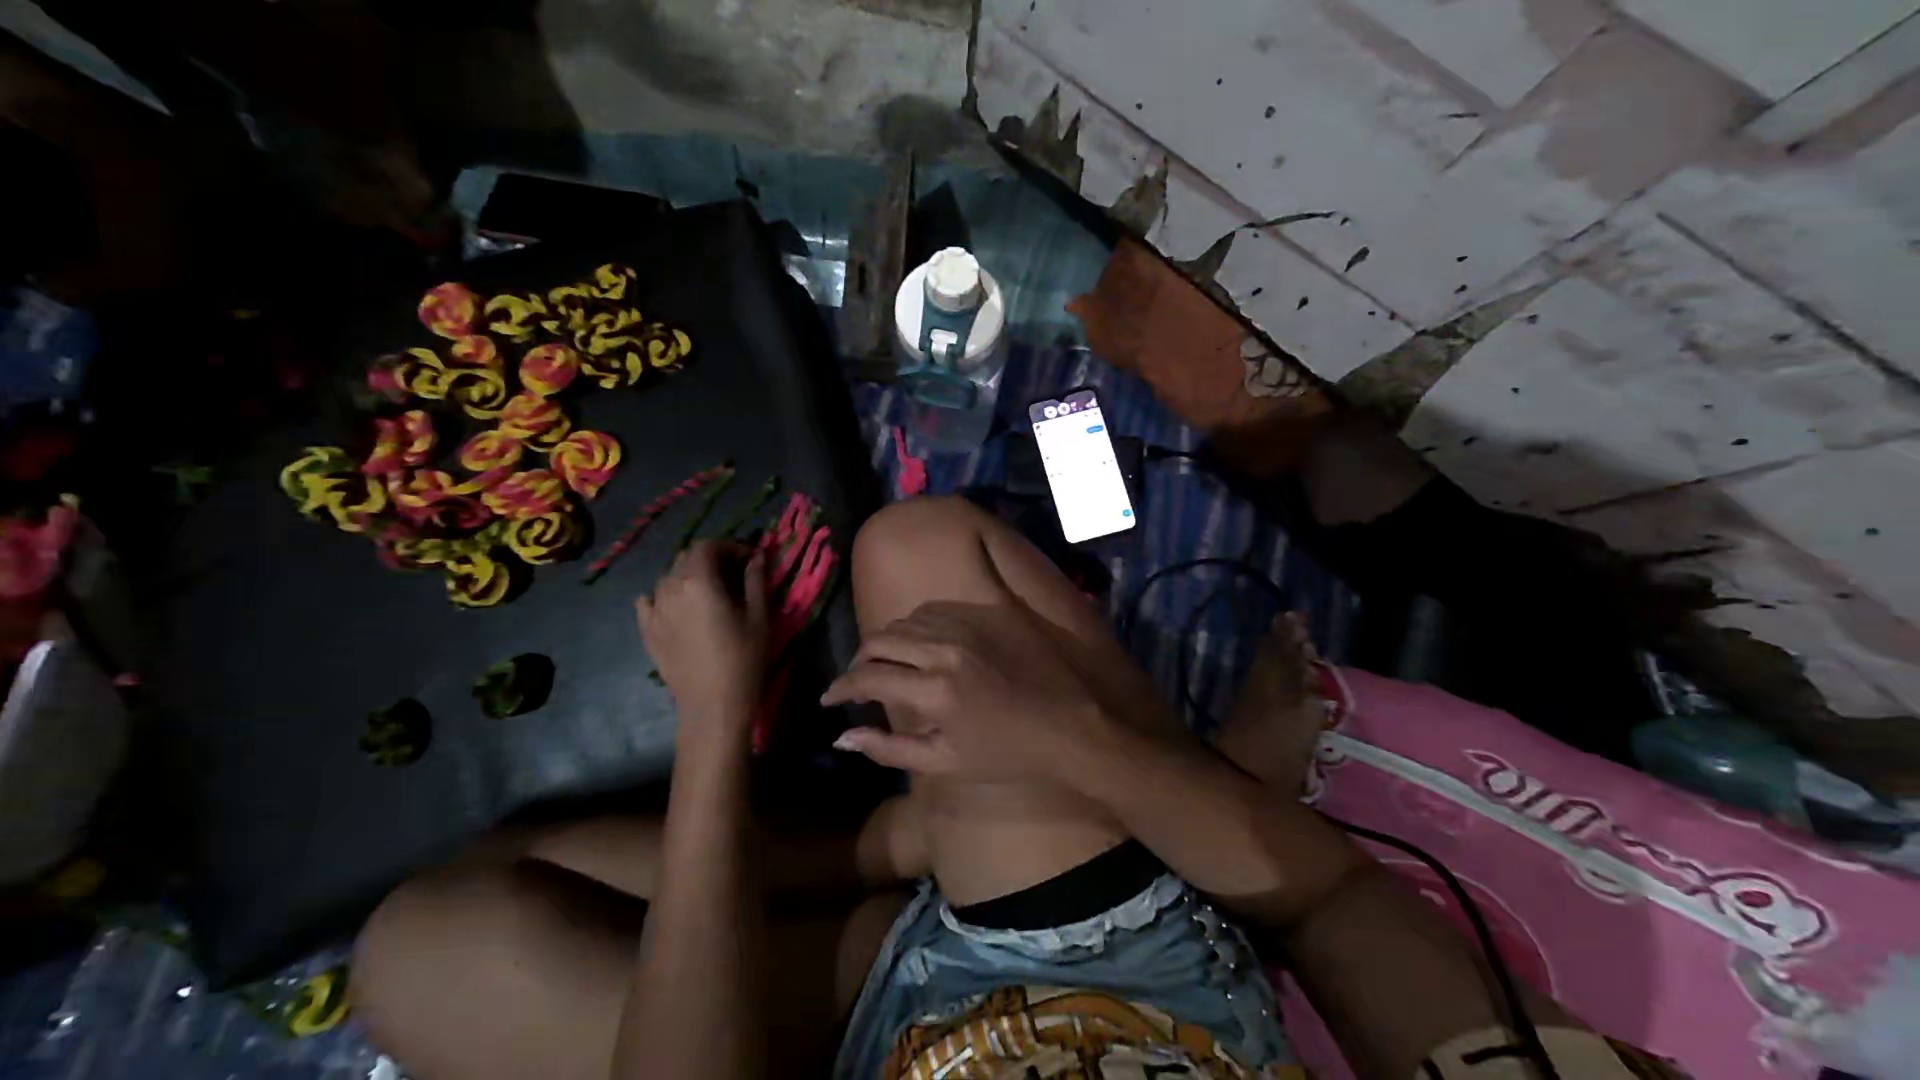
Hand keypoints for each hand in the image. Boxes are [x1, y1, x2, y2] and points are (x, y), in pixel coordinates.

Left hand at [636, 542, 767, 743]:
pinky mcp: (647, 631)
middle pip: (686, 558)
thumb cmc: (743, 659)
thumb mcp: (759, 617)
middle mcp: (670, 589)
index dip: (730, 546)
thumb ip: (755, 581)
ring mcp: (654, 611)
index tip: (749, 558)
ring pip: (668, 578)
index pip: (708, 546)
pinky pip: (649, 602)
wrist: (712, 705)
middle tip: (733, 572)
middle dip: (710, 558)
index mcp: (699, 581)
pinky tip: (676, 605)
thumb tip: (756, 558)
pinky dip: (663, 596)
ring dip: (689, 575)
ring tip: (709, 591)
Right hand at [821, 601, 1117, 781]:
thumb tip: (841, 736)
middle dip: (858, 660)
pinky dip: (918, 625)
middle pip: (879, 639)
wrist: (1072, 725)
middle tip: (858, 681)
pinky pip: (936, 609)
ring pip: (906, 621)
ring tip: (887, 663)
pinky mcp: (987, 613)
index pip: (867, 678)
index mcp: (934, 692)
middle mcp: (945, 649)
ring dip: (887, 642)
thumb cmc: (1008, 754)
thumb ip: (888, 749)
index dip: (840, 688)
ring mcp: (968, 626)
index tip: (829, 699)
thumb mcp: (945, 763)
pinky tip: (922, 644)